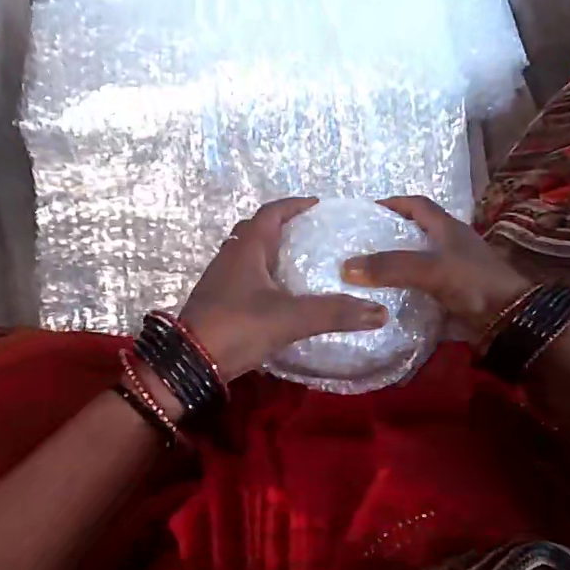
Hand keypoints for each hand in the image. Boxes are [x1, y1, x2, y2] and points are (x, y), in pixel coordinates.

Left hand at [179, 197, 390, 381]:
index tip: (317, 206)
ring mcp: (220, 281)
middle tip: (310, 235)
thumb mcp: (290, 318)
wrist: (190, 363)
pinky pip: (244, 278)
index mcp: (246, 249)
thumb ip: (334, 313)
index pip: (271, 213)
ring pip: (248, 256)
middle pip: (256, 230)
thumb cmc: (236, 327)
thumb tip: (380, 312)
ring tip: (300, 263)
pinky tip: (280, 296)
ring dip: (271, 253)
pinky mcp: (217, 303)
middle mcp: (230, 257)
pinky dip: (264, 277)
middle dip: (282, 227)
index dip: (294, 206)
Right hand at [341, 196, 532, 331]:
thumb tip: (346, 267)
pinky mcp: (451, 299)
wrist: (509, 321)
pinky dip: (402, 295)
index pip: (417, 205)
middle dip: (387, 238)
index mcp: (448, 229)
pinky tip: (382, 303)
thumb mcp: (430, 269)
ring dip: (393, 269)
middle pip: (414, 234)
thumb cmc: (474, 283)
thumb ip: (389, 266)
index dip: (393, 203)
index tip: (366, 211)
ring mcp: (452, 274)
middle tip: (358, 247)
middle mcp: (450, 247)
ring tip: (363, 276)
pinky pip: (420, 292)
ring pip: (416, 265)